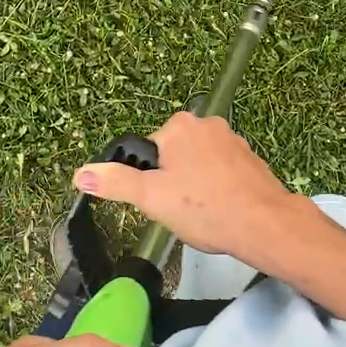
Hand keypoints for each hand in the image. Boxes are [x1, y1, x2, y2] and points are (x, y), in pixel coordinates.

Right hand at [74, 111, 306, 264]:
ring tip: (204, 213)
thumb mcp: (151, 198)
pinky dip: (217, 188)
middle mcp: (205, 122)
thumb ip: (116, 182)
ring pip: (197, 164)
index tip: (162, 202)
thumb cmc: (204, 208)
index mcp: (178, 125)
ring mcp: (231, 138)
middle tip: (182, 210)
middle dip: (173, 183)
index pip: (149, 153)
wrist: (265, 224)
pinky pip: (221, 171)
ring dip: (195, 186)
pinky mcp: (249, 157)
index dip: (150, 182)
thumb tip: (80, 173)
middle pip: (172, 156)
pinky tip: (222, 210)